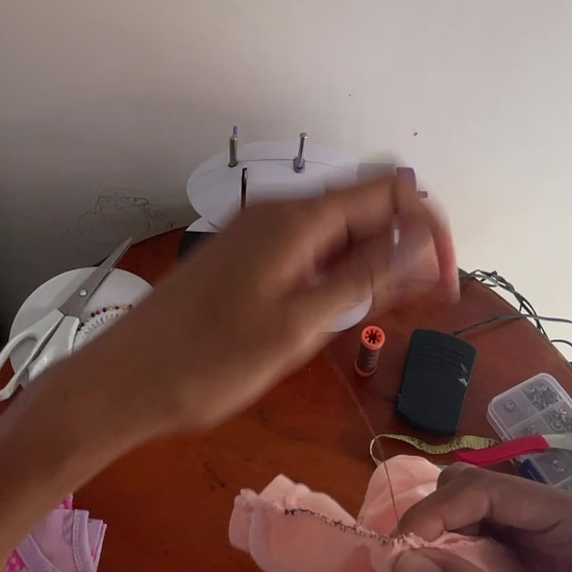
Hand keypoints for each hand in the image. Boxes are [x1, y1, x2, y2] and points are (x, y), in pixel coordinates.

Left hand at [65, 173, 457, 435]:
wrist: (126, 380)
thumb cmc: (209, 362)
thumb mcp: (299, 325)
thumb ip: (365, 277)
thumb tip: (424, 240)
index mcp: (295, 219)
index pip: (388, 191)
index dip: (427, 229)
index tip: (445, 282)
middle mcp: (278, 212)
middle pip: (364, 207)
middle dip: (402, 247)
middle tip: (419, 306)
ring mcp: (258, 233)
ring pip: (337, 230)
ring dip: (370, 263)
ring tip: (377, 315)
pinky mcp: (246, 256)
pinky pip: (308, 249)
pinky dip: (335, 272)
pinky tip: (334, 311)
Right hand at [390, 466, 571, 571]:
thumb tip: (402, 563)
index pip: (491, 489)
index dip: (439, 510)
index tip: (397, 544)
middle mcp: (569, 514)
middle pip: (483, 491)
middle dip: (439, 517)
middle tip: (403, 557)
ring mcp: (559, 536)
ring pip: (482, 514)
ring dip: (447, 535)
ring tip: (418, 567)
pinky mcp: (549, 562)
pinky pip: (492, 541)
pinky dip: (462, 555)